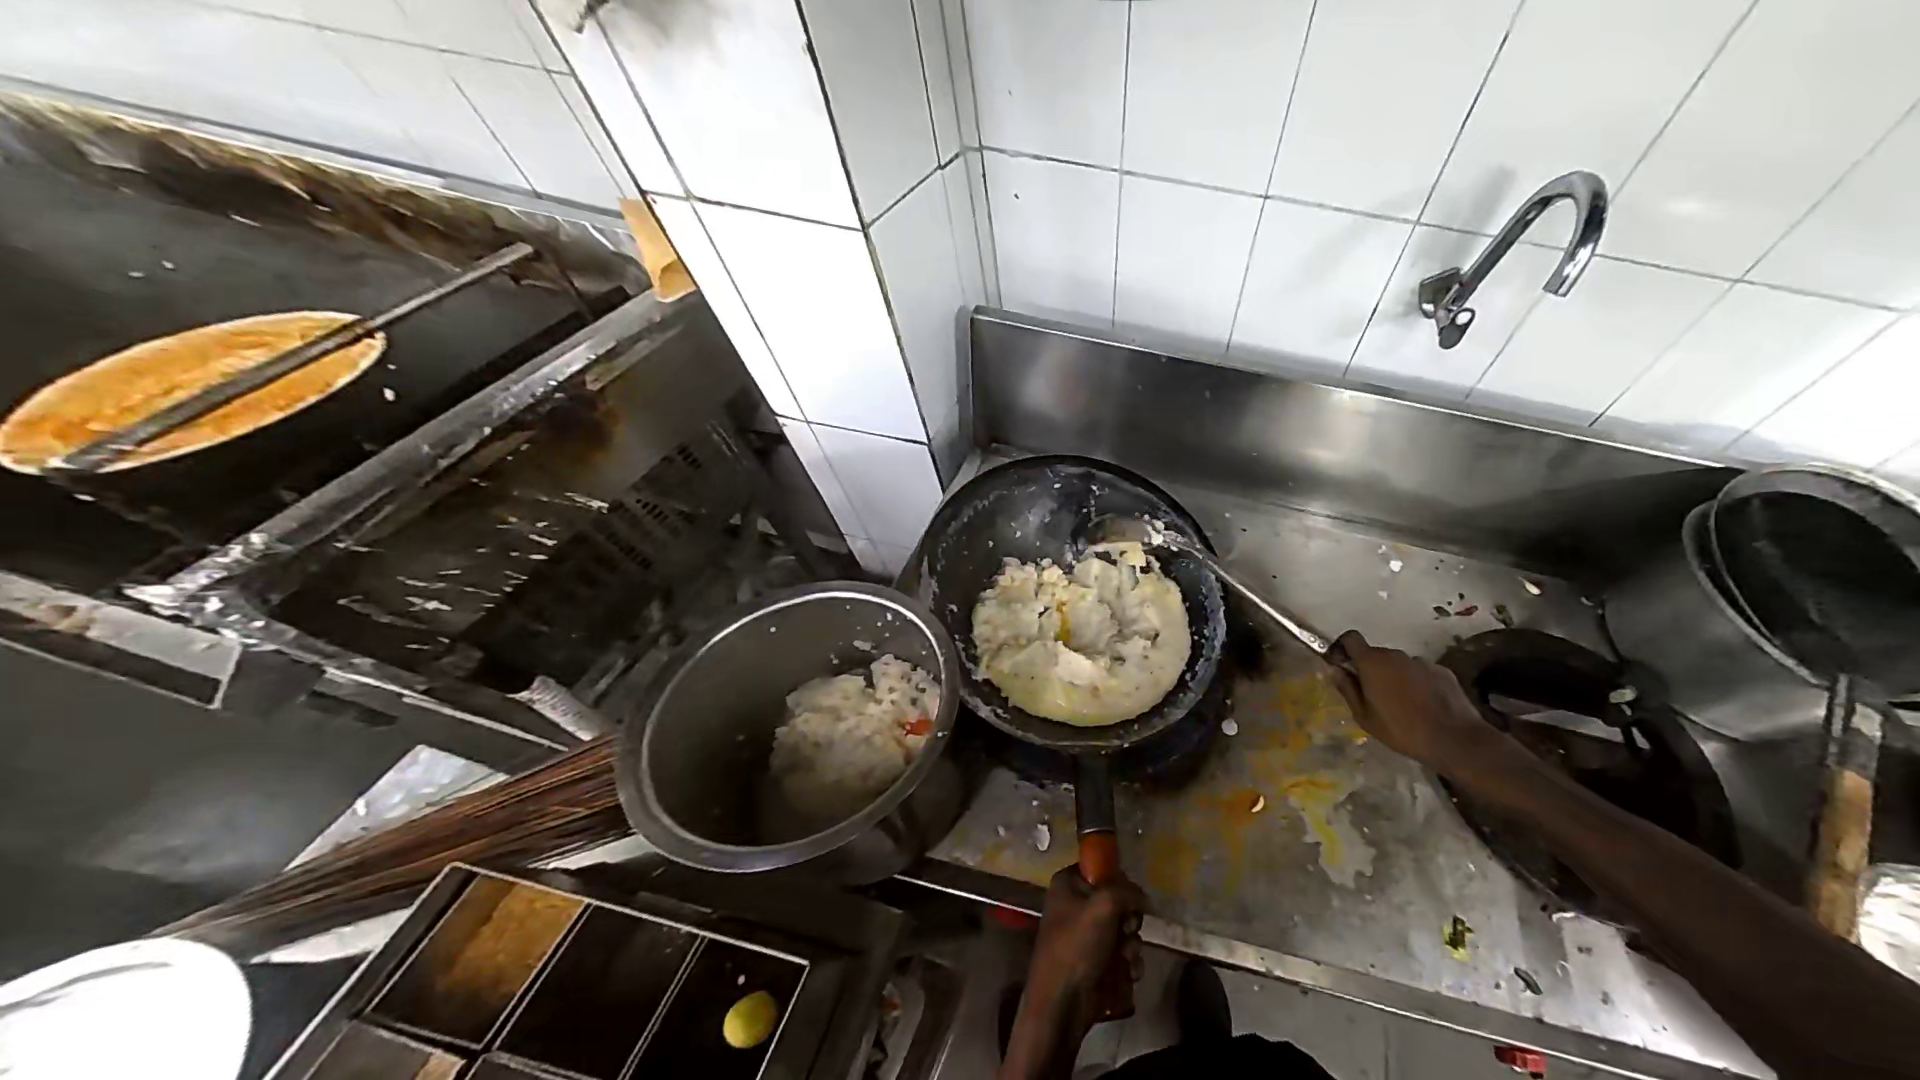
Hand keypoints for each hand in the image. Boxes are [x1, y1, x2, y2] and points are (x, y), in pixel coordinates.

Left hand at [1022, 865, 1145, 1034]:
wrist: (1063, 1002)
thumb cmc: (1076, 946)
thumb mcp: (1102, 907)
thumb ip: (1126, 892)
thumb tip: (1142, 897)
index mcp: (1068, 884)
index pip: (1101, 869)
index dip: (1119, 882)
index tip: (1129, 897)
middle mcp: (1077, 905)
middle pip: (1118, 901)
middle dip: (1129, 920)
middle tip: (1126, 930)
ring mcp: (1088, 934)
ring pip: (1124, 930)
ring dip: (1130, 945)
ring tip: (1123, 959)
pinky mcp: (1098, 960)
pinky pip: (1123, 954)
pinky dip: (1127, 964)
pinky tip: (1125, 974)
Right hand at [1326, 630, 1507, 774]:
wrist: (1456, 740)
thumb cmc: (1402, 730)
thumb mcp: (1364, 716)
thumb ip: (1346, 688)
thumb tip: (1332, 668)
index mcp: (1373, 663)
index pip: (1351, 638)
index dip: (1343, 648)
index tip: (1342, 666)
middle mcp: (1397, 655)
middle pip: (1376, 654)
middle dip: (1370, 669)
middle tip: (1372, 694)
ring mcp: (1422, 662)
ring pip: (1399, 664)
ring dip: (1394, 676)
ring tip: (1401, 703)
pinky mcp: (1443, 672)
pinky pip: (1421, 672)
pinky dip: (1417, 682)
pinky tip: (1423, 704)